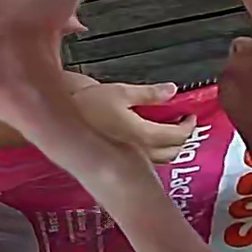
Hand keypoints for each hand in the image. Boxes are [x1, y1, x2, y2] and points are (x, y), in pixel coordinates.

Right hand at [64, 74, 196, 163]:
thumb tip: (172, 90)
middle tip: (182, 124)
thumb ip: (149, 93)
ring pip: (161, 160)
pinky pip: (147, 161)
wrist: (62, 120)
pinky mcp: (119, 160)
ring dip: (170, 147)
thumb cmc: (89, 104)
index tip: (190, 115)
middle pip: (173, 151)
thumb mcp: (120, 92)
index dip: (188, 125)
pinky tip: (148, 140)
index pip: (178, 135)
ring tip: (168, 133)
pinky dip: (156, 152)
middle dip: (183, 138)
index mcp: (144, 134)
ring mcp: (129, 158)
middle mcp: (140, 151)